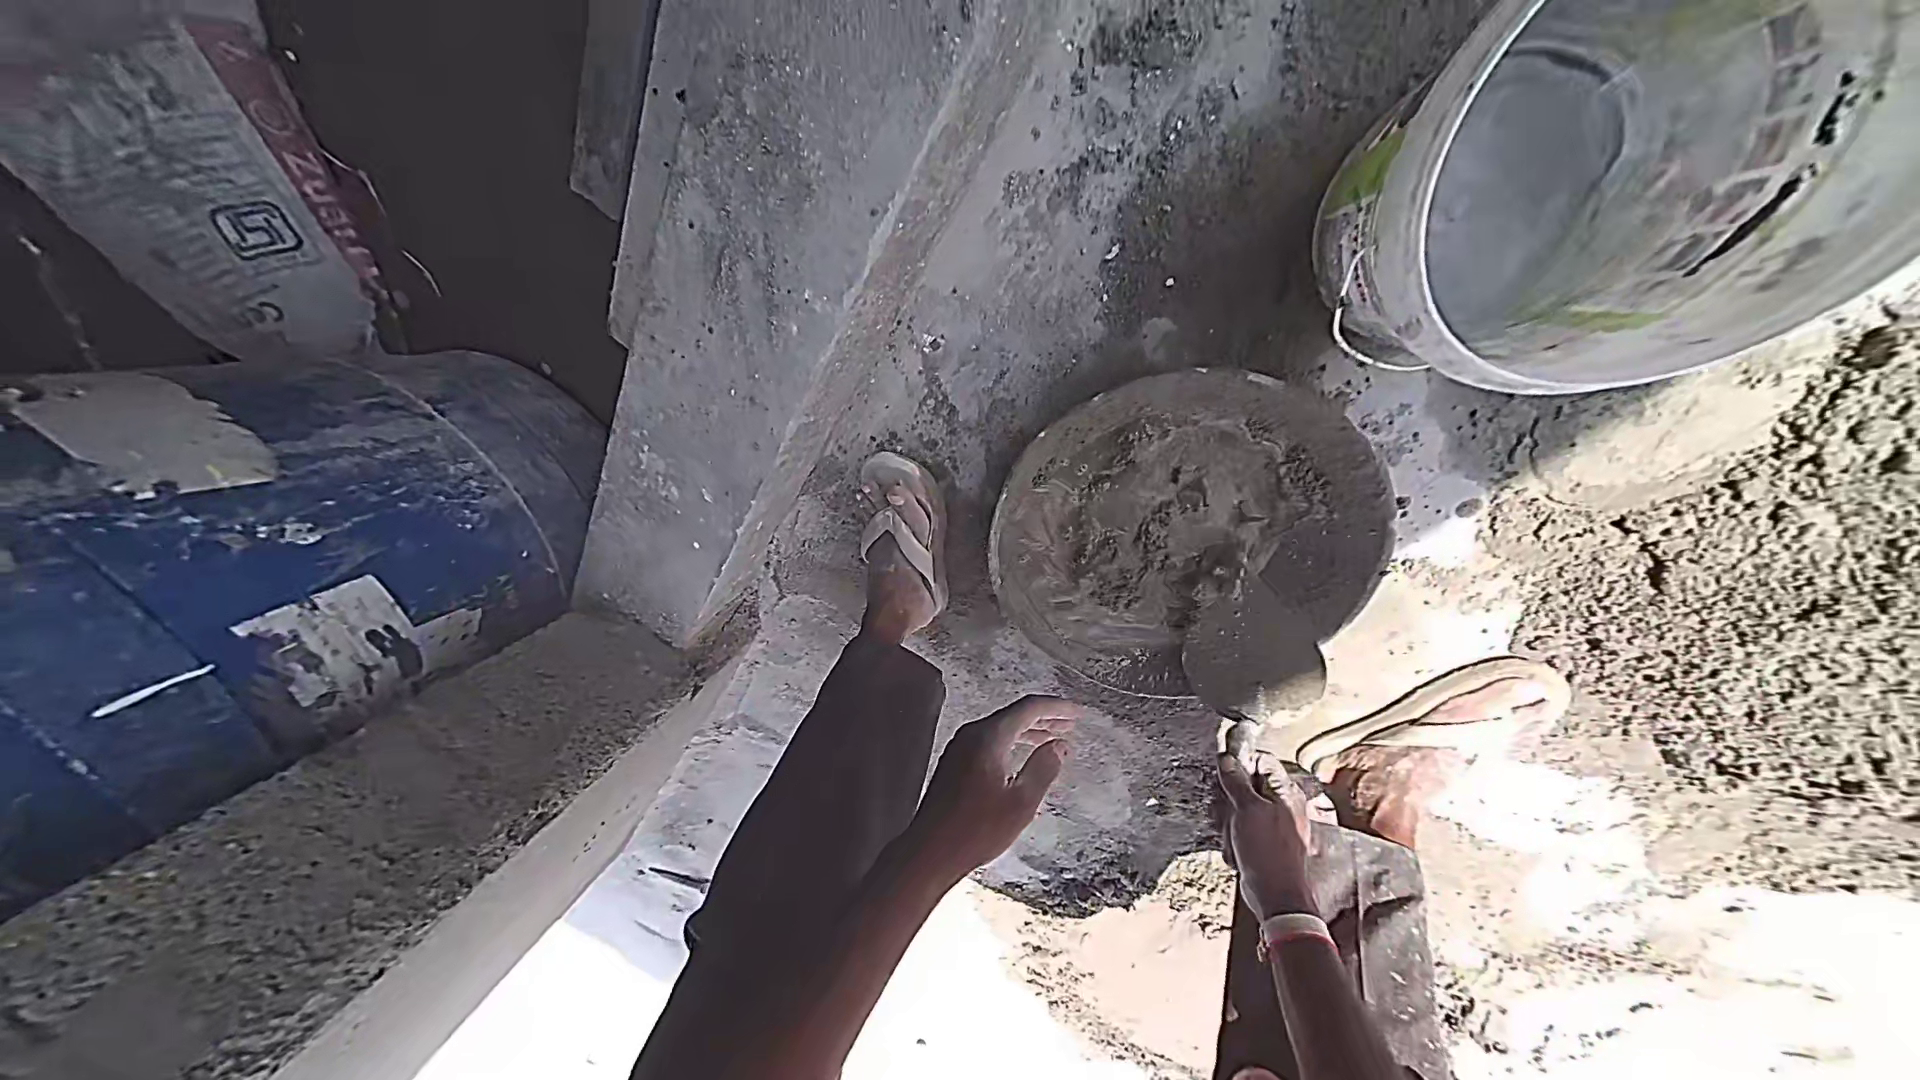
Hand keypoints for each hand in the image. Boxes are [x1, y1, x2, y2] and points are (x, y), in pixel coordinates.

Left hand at [907, 696, 1082, 879]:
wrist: (930, 851)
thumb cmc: (975, 830)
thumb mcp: (1021, 802)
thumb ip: (1043, 768)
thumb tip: (1059, 746)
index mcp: (988, 737)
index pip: (1028, 708)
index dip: (1056, 708)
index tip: (1076, 712)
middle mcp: (971, 735)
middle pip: (1014, 715)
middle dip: (1045, 718)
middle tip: (1069, 724)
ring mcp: (960, 747)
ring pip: (1001, 728)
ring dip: (1029, 731)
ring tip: (1053, 739)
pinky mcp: (955, 762)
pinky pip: (989, 741)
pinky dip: (1012, 742)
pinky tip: (1023, 757)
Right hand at [1218, 753, 1315, 918]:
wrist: (1275, 896)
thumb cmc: (1268, 852)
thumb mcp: (1247, 809)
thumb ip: (1236, 781)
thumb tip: (1226, 759)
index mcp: (1286, 792)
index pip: (1262, 760)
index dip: (1241, 764)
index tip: (1225, 774)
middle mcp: (1282, 805)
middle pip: (1246, 784)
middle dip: (1230, 798)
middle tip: (1229, 810)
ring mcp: (1273, 823)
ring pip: (1239, 807)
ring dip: (1229, 820)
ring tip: (1233, 834)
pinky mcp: (1263, 839)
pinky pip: (1239, 826)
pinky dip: (1233, 836)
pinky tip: (1235, 846)